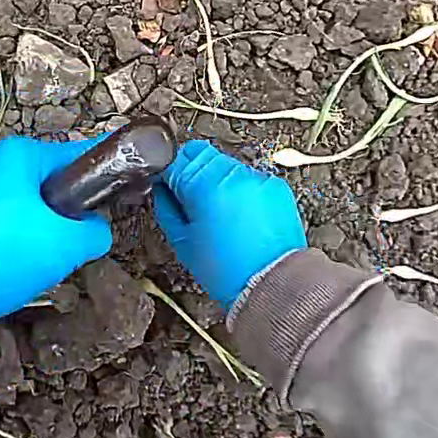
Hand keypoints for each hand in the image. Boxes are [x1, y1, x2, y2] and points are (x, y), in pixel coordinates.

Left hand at [0, 137, 112, 359]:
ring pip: (42, 208)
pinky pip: (18, 222)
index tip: (130, 197)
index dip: (113, 177)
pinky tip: (23, 266)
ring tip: (47, 258)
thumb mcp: (65, 245)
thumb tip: (97, 230)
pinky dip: (27, 243)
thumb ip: (98, 231)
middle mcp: (1, 162)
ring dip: (52, 234)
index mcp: (23, 153)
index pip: (87, 154)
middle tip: (80, 241)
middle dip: (76, 216)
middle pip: (64, 184)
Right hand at [153, 140, 306, 305]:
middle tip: (192, 202)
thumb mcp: (183, 242)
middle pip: (200, 154)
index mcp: (206, 186)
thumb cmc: (229, 271)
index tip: (166, 185)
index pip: (175, 159)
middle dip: (192, 174)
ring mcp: (257, 179)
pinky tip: (240, 216)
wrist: (272, 283)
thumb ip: (167, 208)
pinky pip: (249, 179)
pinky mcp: (275, 186)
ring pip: (226, 164)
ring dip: (217, 182)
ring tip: (219, 214)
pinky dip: (241, 191)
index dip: (167, 173)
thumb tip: (162, 189)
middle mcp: (234, 175)